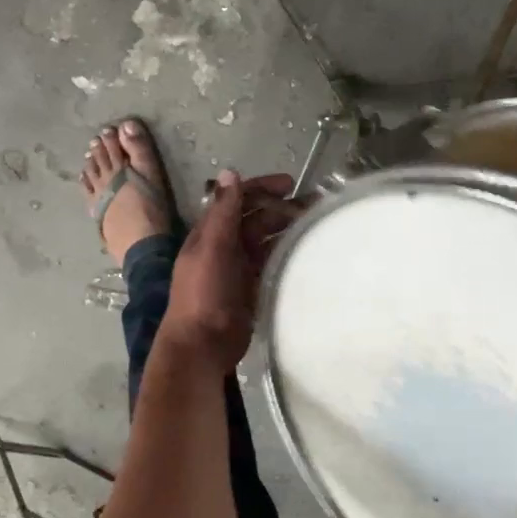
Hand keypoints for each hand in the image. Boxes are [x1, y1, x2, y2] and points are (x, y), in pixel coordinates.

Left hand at [163, 170, 300, 375]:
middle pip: (255, 220)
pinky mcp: (250, 290)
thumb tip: (231, 173)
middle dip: (280, 209)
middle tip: (313, 206)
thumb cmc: (204, 294)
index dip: (261, 188)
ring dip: (286, 231)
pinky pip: (270, 265)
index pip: (237, 200)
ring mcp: (238, 269)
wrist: (202, 344)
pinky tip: (304, 253)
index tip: (291, 185)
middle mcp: (224, 247)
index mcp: (210, 233)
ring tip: (314, 226)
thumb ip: (223, 213)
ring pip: (265, 242)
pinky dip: (285, 256)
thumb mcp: (212, 249)